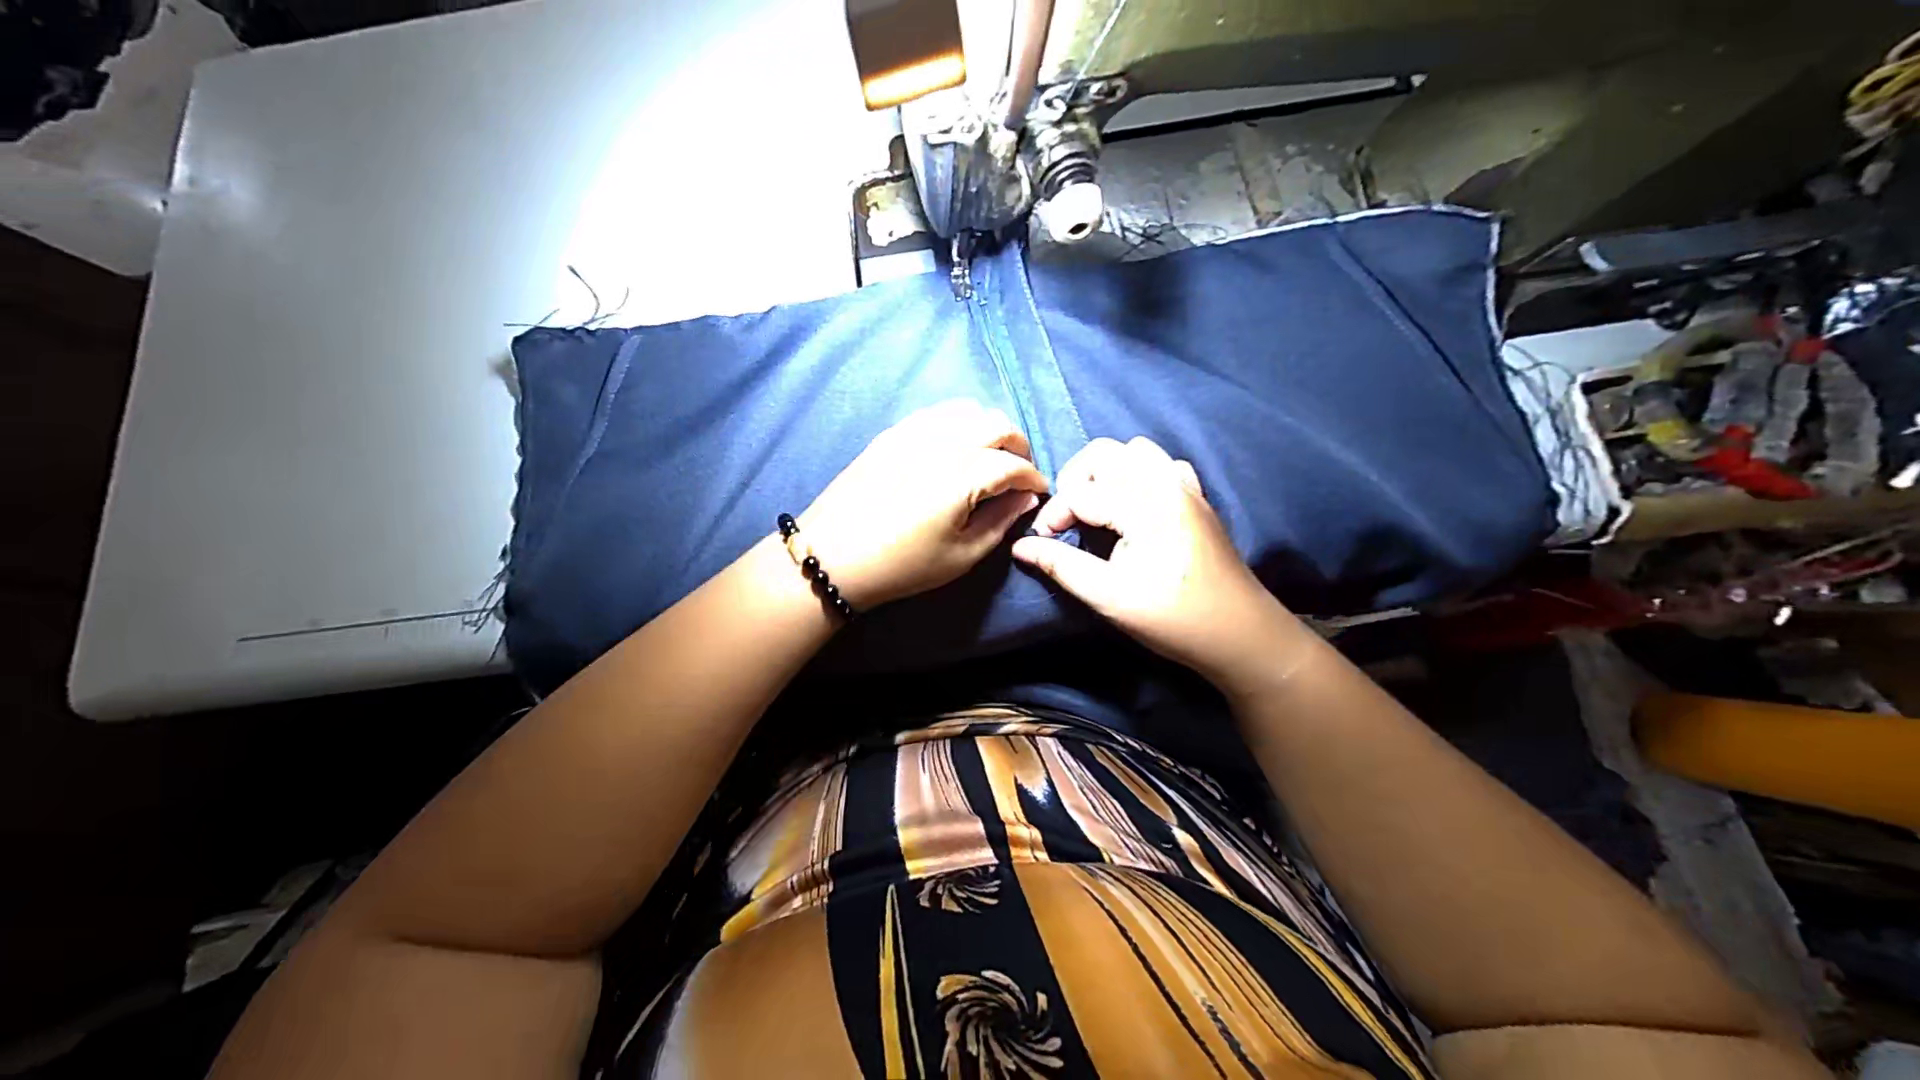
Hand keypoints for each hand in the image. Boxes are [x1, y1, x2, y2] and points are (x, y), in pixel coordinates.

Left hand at [799, 400, 1048, 608]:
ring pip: (968, 409)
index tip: (1037, 493)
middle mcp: (943, 440)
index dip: (1033, 479)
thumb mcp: (961, 555)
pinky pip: (937, 412)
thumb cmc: (901, 565)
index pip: (1015, 464)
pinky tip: (955, 447)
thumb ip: (1000, 521)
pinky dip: (958, 422)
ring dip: (989, 428)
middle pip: (998, 424)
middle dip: (1018, 446)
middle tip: (1017, 474)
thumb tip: (1024, 498)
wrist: (832, 556)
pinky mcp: (892, 432)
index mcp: (964, 473)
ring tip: (989, 456)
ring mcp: (914, 430)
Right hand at [1011, 436, 1315, 694]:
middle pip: (1105, 452)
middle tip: (1066, 518)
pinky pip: (1164, 466)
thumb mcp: (1108, 597)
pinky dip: (1140, 475)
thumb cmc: (1173, 619)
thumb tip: (1020, 546)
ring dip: (1107, 472)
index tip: (1042, 543)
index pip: (1080, 491)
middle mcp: (1165, 484)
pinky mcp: (1198, 500)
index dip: (1053, 514)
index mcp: (1143, 504)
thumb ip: (1061, 565)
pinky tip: (1135, 508)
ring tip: (1096, 509)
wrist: (1241, 635)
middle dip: (1075, 479)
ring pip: (1136, 452)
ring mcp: (1186, 488)